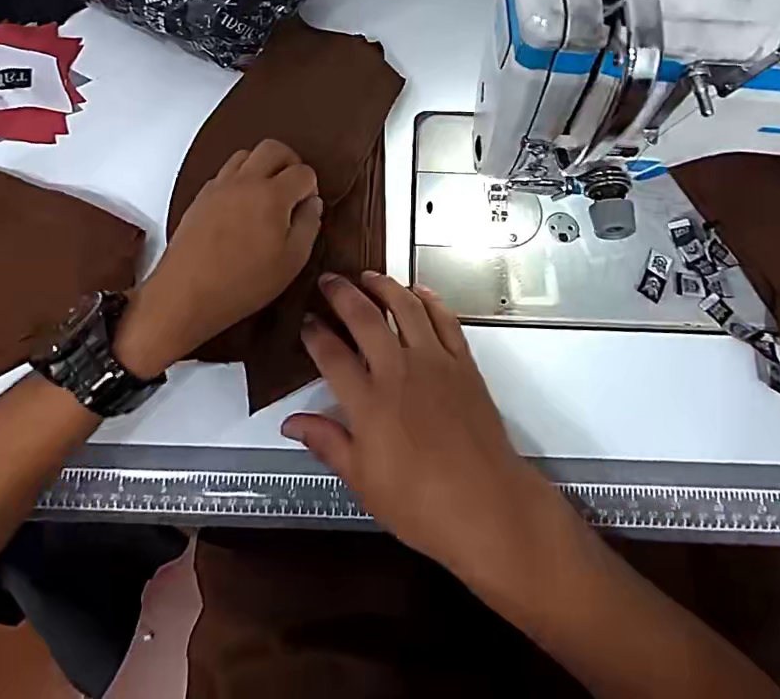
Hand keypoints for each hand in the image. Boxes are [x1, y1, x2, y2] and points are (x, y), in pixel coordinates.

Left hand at [118, 140, 322, 377]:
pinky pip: (225, 172)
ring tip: (268, 194)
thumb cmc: (243, 282)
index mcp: (272, 195)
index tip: (308, 207)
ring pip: (245, 155)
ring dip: (262, 165)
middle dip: (290, 162)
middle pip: (273, 148)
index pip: (303, 172)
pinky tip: (243, 205)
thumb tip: (312, 204)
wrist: (185, 295)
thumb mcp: (292, 261)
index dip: (312, 187)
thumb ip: (309, 225)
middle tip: (294, 188)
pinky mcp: (200, 198)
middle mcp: (245, 181)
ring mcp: (219, 187)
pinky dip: (240, 178)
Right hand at [281, 272, 565, 577]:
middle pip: (365, 318)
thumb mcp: (363, 481)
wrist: (485, 504)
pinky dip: (431, 301)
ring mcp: (435, 363)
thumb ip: (328, 443)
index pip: (331, 354)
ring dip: (385, 286)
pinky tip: (420, 292)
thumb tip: (294, 424)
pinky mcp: (464, 364)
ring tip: (369, 275)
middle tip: (329, 280)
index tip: (306, 321)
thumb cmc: (422, 503)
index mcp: (369, 403)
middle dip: (342, 294)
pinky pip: (446, 321)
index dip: (314, 333)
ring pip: (406, 308)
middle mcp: (400, 372)